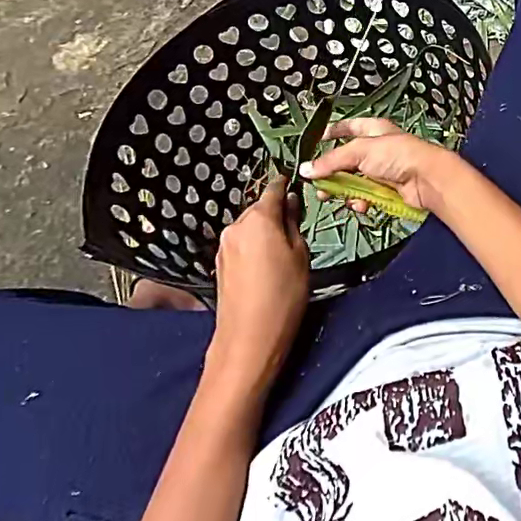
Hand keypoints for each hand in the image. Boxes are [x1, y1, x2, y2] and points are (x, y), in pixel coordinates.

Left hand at [209, 175, 307, 379]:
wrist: (249, 336)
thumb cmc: (284, 295)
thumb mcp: (301, 256)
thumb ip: (293, 224)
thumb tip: (290, 203)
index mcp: (258, 219)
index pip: (272, 190)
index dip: (285, 185)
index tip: (294, 183)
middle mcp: (236, 226)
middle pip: (258, 210)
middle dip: (275, 213)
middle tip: (295, 227)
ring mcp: (224, 246)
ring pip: (249, 228)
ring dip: (264, 232)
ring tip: (283, 252)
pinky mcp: (220, 264)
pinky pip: (241, 245)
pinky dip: (254, 247)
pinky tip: (267, 266)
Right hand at [300, 119, 460, 212]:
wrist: (427, 180)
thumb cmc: (400, 155)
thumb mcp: (360, 151)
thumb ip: (331, 161)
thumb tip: (306, 169)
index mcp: (373, 130)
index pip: (349, 127)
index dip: (334, 132)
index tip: (319, 140)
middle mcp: (377, 150)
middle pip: (347, 161)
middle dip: (332, 174)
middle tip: (319, 185)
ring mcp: (383, 172)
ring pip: (354, 182)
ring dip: (344, 192)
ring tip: (334, 198)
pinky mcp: (387, 192)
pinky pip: (366, 197)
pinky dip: (360, 202)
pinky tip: (360, 205)